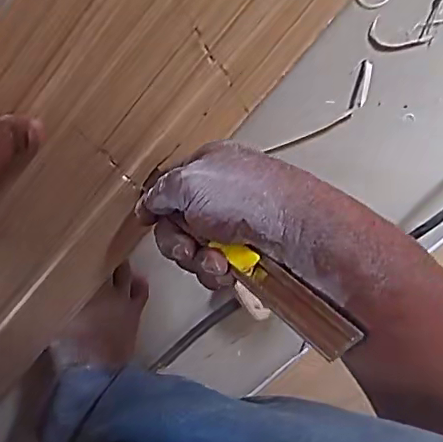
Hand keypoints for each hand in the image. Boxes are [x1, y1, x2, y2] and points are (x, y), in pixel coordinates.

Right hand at [135, 141, 369, 293]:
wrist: (296, 232)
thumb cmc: (254, 197)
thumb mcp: (190, 181)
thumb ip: (160, 191)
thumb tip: (147, 202)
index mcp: (206, 168)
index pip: (167, 189)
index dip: (157, 208)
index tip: (148, 220)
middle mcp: (218, 197)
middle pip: (174, 227)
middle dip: (178, 242)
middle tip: (191, 243)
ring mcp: (230, 227)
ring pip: (192, 253)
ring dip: (199, 260)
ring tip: (218, 257)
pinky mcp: (243, 254)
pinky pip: (213, 270)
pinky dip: (216, 273)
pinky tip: (229, 268)